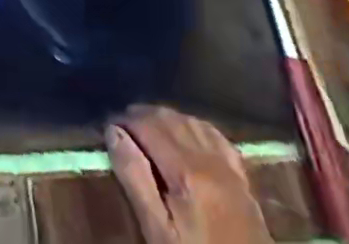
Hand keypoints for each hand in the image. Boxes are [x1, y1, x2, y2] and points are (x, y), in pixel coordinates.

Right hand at [107, 106, 273, 243]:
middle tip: (121, 128)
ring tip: (146, 130)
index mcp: (185, 173)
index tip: (107, 127)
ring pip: (190, 121)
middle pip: (169, 118)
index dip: (123, 120)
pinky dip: (193, 126)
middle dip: (141, 115)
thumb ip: (135, 179)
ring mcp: (228, 167)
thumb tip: (113, 132)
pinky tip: (184, 134)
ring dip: (165, 118)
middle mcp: (208, 160)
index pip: (147, 126)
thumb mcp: (157, 231)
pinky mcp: (241, 178)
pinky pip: (215, 136)